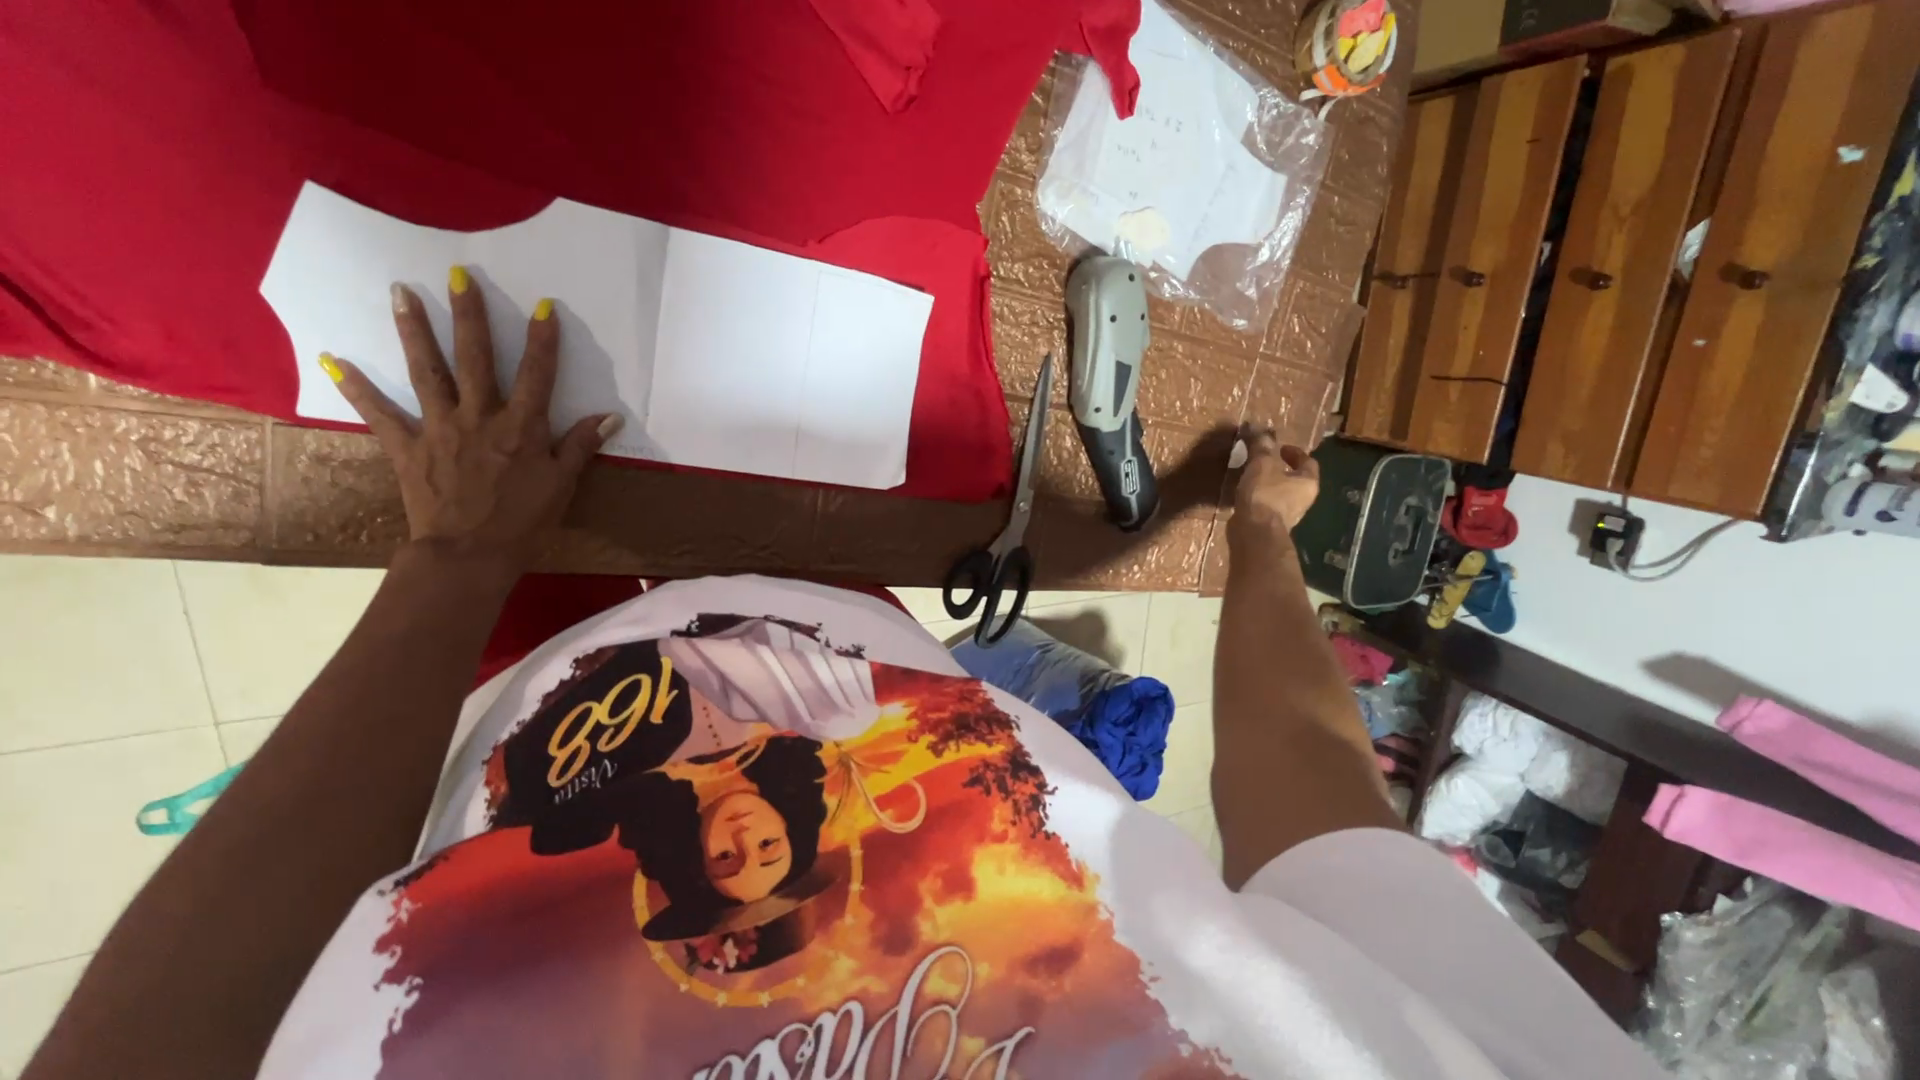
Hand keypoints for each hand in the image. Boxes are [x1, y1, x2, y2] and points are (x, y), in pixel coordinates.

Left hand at [319, 267, 619, 575]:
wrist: (468, 556)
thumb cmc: (523, 523)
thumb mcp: (562, 486)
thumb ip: (580, 446)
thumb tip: (608, 416)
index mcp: (521, 428)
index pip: (536, 375)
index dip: (543, 340)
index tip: (544, 305)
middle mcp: (479, 417)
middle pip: (475, 358)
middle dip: (468, 315)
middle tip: (458, 275)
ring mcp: (439, 429)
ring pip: (427, 372)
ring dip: (414, 330)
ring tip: (401, 291)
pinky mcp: (407, 447)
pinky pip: (379, 413)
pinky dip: (356, 386)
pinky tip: (333, 358)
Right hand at [1231, 428, 1319, 534]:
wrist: (1255, 532)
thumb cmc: (1265, 494)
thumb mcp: (1262, 464)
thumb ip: (1262, 447)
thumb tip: (1261, 430)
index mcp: (1308, 482)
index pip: (1308, 462)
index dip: (1295, 453)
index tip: (1280, 447)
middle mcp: (1304, 500)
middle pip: (1296, 479)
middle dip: (1282, 469)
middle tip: (1265, 461)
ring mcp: (1289, 515)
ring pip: (1282, 494)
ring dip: (1270, 484)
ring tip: (1252, 476)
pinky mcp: (1272, 525)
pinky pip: (1268, 506)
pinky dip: (1260, 498)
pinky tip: (1246, 494)